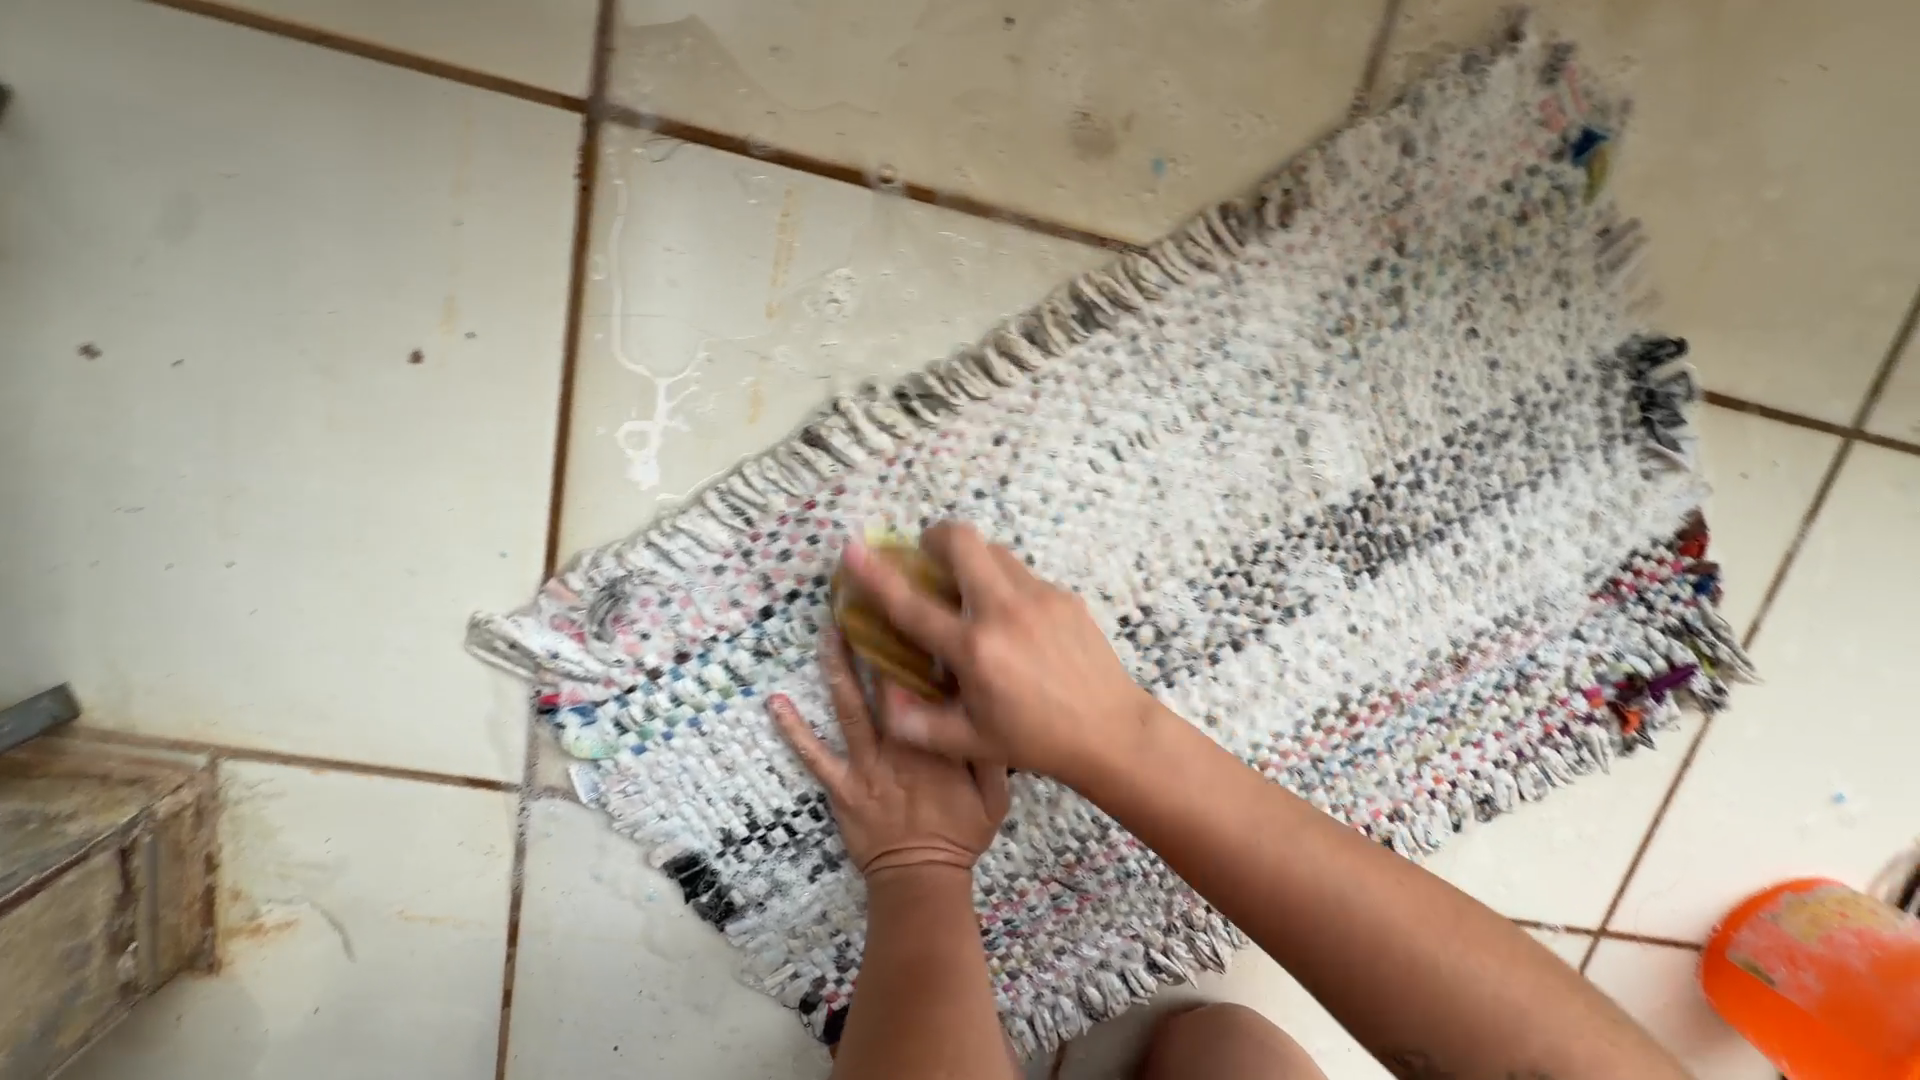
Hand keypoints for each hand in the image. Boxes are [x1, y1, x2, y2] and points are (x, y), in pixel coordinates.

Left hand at [767, 630, 1010, 877]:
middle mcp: (900, 743)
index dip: (922, 647)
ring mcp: (867, 764)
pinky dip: (793, 730)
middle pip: (884, 684)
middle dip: (876, 640)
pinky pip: (814, 756)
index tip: (913, 610)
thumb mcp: (996, 797)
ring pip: (849, 707)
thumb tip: (988, 709)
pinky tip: (776, 702)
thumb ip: (994, 754)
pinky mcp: (842, 786)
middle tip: (865, 602)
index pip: (930, 685)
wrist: (921, 880)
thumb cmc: (960, 837)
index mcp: (937, 741)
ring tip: (829, 630)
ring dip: (838, 667)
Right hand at [837, 521, 1157, 784]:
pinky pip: (1022, 574)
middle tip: (927, 558)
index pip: (912, 604)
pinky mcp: (1064, 596)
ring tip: (967, 589)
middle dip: (935, 537)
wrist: (1110, 730)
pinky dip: (1003, 583)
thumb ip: (917, 724)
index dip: (876, 574)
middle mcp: (1005, 612)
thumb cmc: (1036, 741)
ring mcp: (1039, 598)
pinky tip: (1011, 619)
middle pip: (963, 541)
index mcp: (975, 650)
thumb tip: (884, 697)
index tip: (852, 548)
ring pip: (994, 551)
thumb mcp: (970, 742)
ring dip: (971, 559)